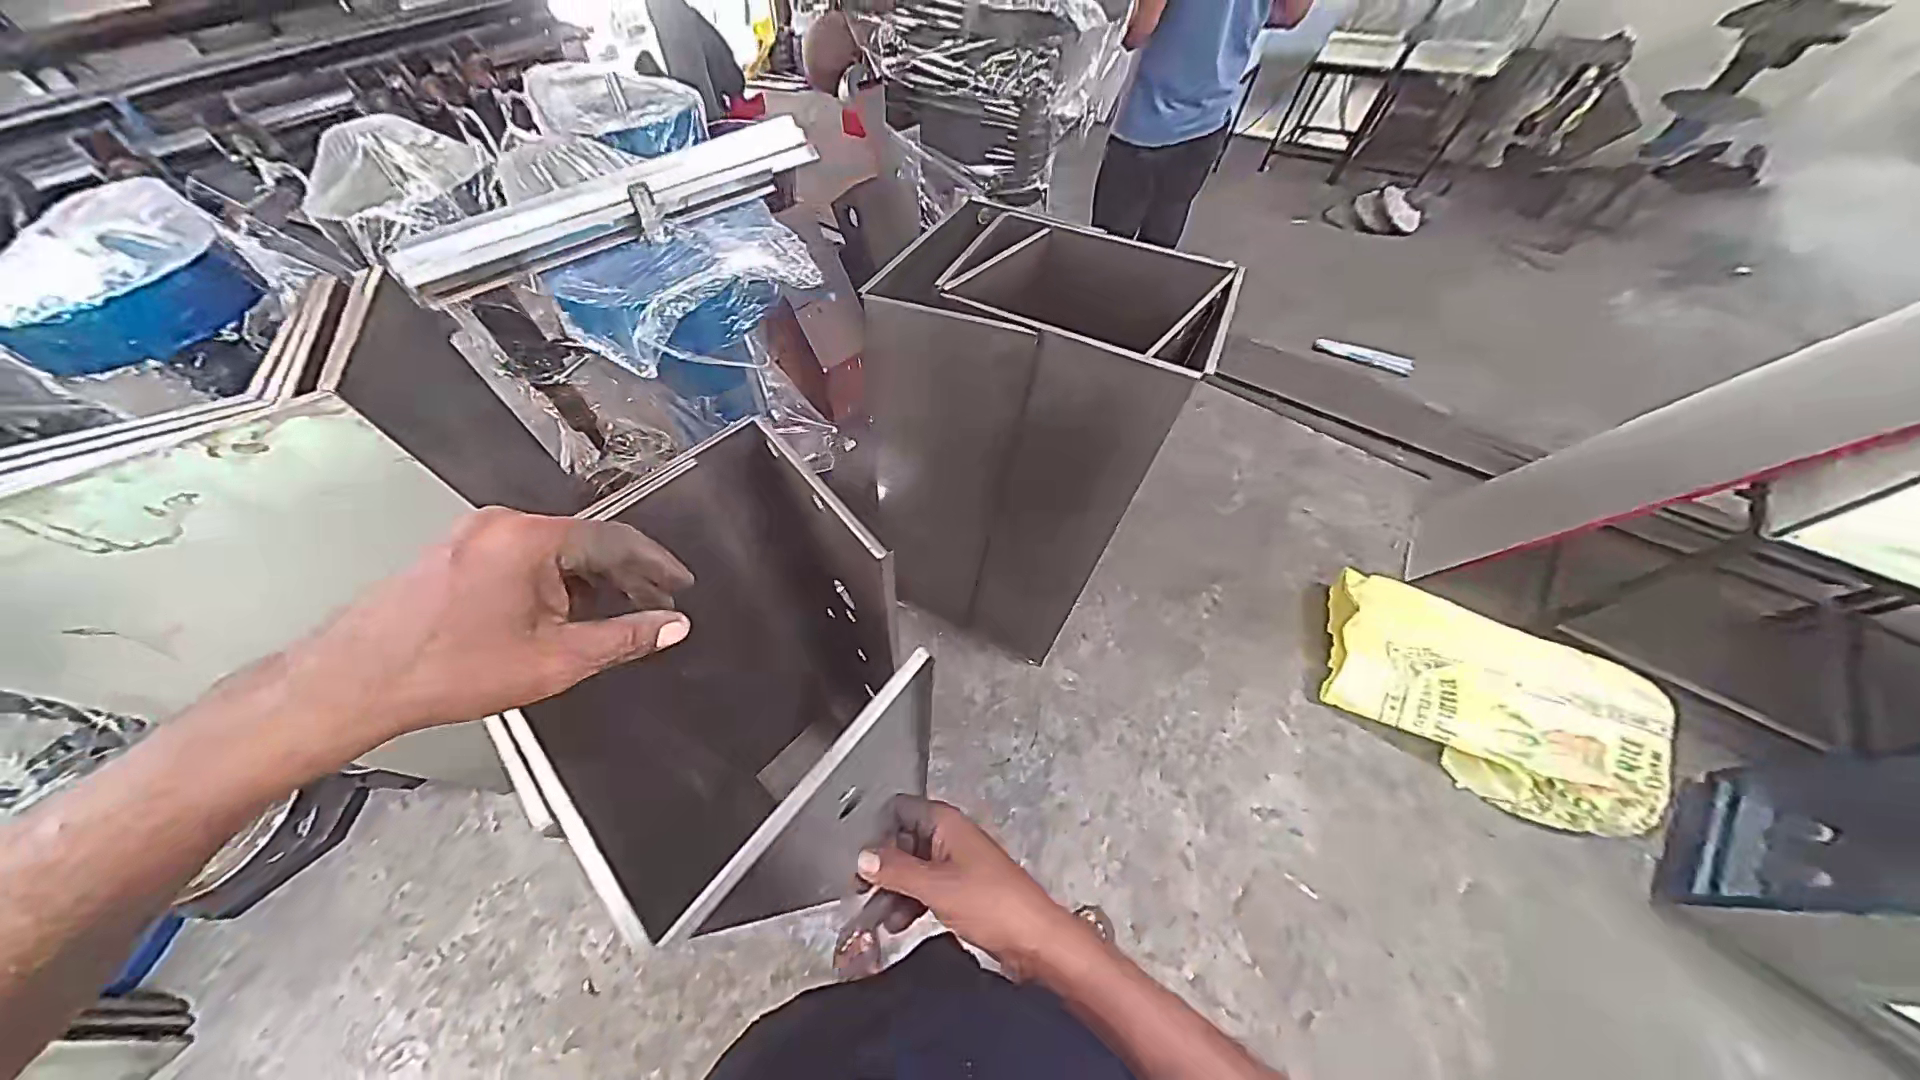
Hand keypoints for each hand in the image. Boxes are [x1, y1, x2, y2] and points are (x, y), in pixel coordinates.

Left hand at [270, 507, 693, 757]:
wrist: (349, 686)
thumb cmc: (443, 670)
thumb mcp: (557, 659)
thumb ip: (626, 637)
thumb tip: (673, 626)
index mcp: (529, 538)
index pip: (617, 540)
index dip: (658, 565)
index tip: (679, 582)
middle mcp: (502, 525)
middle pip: (589, 543)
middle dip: (628, 577)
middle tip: (657, 605)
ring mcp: (477, 535)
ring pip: (560, 551)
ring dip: (594, 582)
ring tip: (618, 615)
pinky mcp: (462, 551)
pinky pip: (530, 557)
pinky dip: (560, 582)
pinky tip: (572, 612)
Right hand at [853, 796, 1086, 979]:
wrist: (1033, 938)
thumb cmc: (993, 903)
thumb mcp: (935, 886)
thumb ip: (896, 870)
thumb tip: (864, 857)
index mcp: (945, 822)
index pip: (899, 810)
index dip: (876, 830)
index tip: (857, 855)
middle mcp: (950, 836)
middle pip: (903, 840)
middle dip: (882, 864)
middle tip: (859, 889)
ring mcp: (955, 862)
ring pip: (912, 867)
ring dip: (894, 888)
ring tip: (878, 915)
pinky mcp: (960, 888)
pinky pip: (925, 887)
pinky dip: (909, 901)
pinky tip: (898, 921)